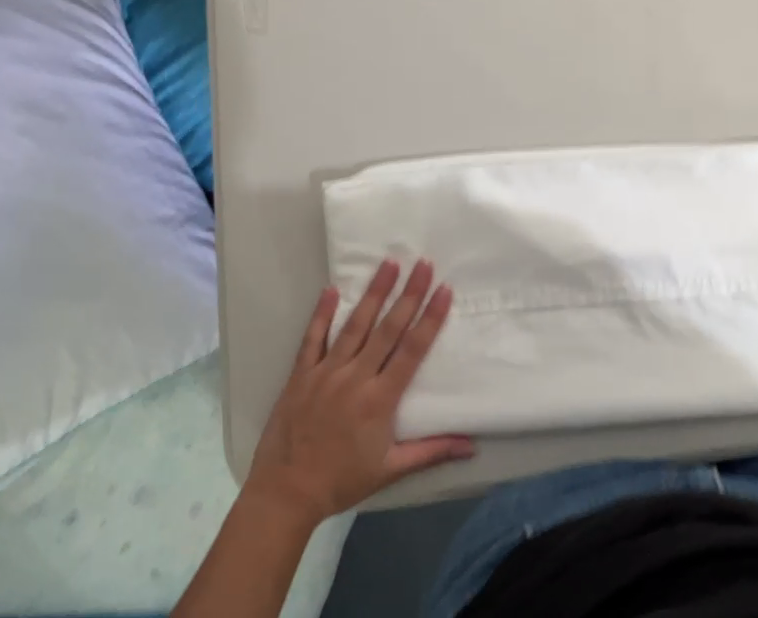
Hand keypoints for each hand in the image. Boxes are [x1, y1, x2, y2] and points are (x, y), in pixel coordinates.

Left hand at [245, 259, 473, 518]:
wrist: (285, 494)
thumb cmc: (342, 481)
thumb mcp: (391, 469)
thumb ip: (432, 451)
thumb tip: (473, 447)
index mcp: (380, 399)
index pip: (412, 350)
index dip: (430, 318)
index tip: (444, 290)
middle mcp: (355, 378)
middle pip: (387, 329)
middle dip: (407, 295)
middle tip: (423, 264)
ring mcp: (325, 374)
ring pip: (354, 326)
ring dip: (373, 294)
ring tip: (388, 264)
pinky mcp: (300, 376)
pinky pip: (312, 339)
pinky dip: (322, 314)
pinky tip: (331, 290)